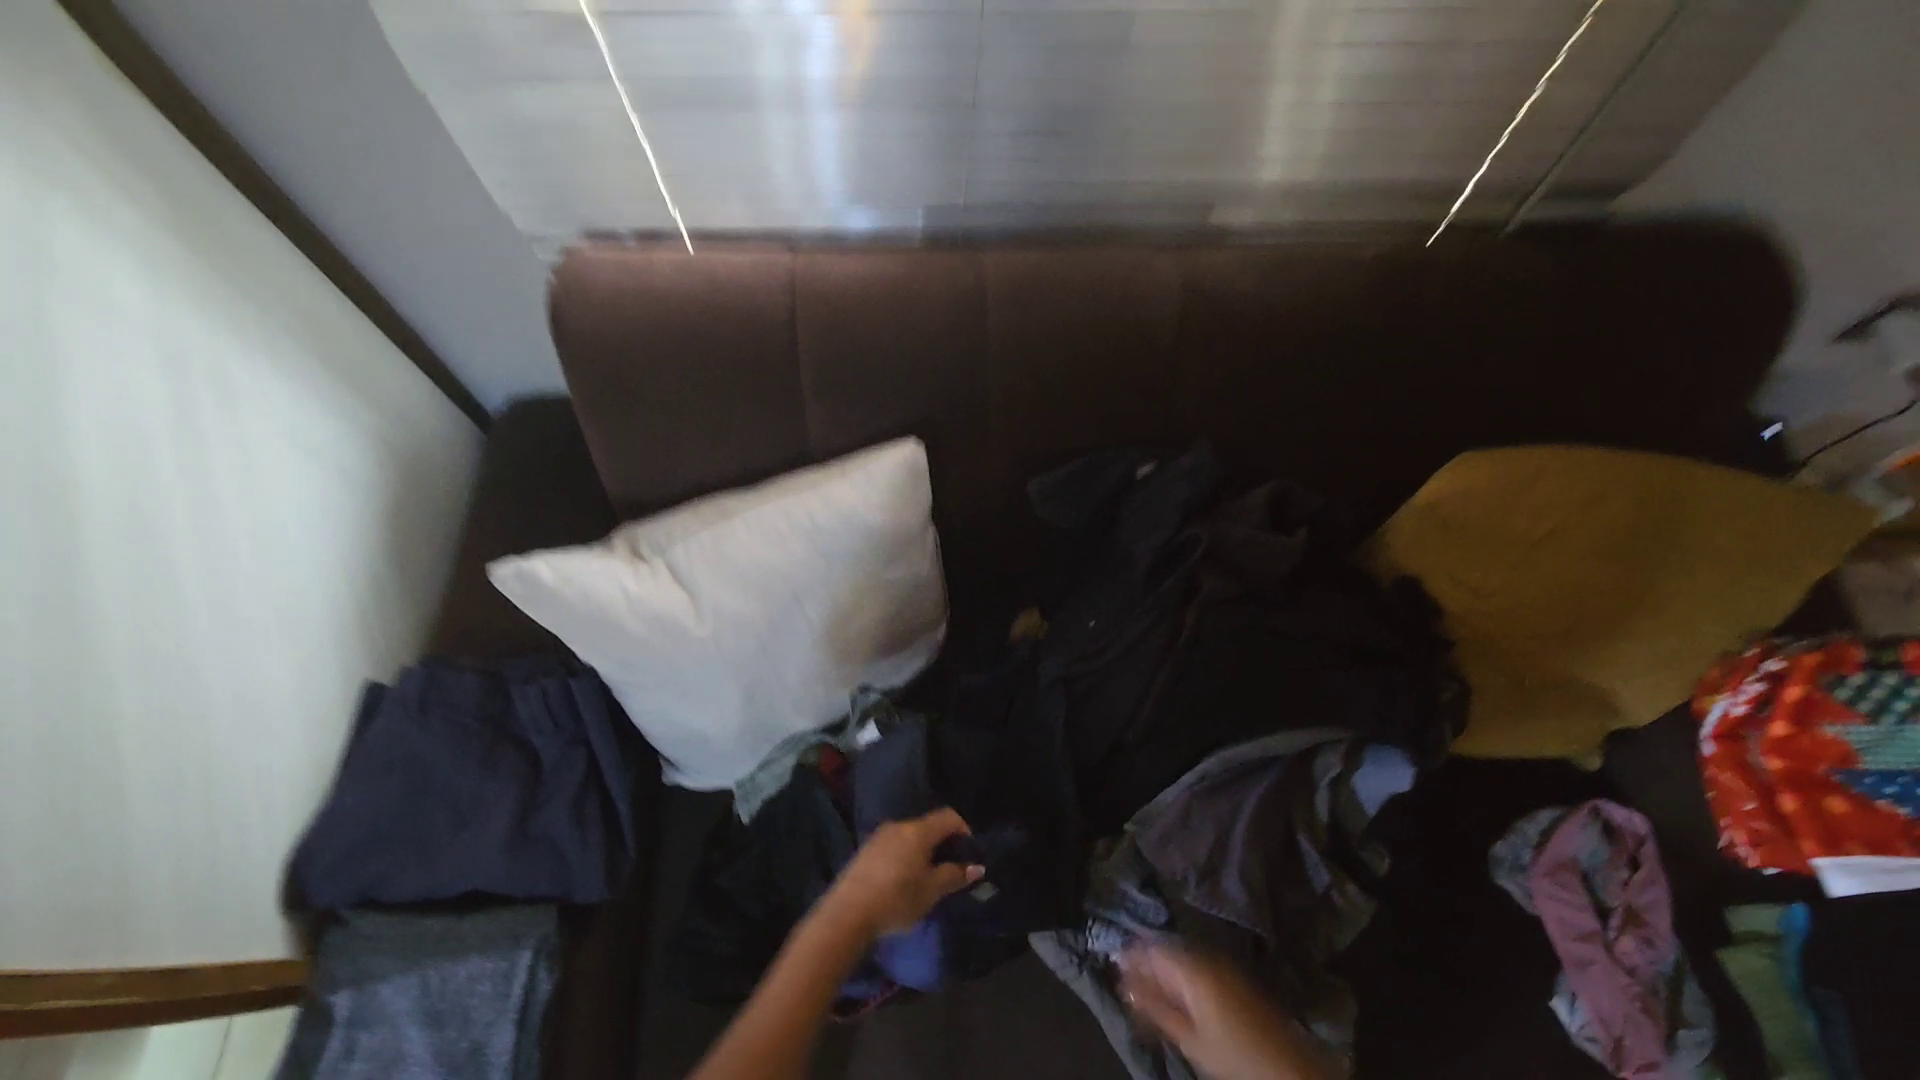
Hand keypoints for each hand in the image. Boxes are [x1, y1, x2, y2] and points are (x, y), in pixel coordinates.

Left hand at [820, 808, 984, 937]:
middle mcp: (898, 826)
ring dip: (924, 852)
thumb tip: (977, 867)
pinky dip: (906, 857)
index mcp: (918, 830)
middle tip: (950, 871)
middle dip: (944, 845)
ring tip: (927, 879)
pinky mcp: (865, 851)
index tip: (969, 855)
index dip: (964, 831)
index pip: (949, 816)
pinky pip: (894, 846)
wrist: (847, 913)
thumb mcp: (931, 890)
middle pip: (929, 826)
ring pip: (910, 837)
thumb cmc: (896, 899)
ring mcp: (879, 837)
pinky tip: (903, 882)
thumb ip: (955, 875)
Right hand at [1120, 945, 1342, 1079]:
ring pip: (1185, 960)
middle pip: (1169, 952)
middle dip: (1147, 963)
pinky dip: (1184, 978)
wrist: (1290, 1070)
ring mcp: (1226, 967)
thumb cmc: (1234, 1058)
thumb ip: (1155, 1008)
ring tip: (1149, 993)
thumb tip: (1125, 986)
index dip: (1132, 954)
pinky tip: (1178, 998)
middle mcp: (1209, 958)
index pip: (1153, 949)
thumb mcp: (1189, 1038)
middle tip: (1128, 982)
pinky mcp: (1237, 979)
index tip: (1114, 962)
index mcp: (1194, 968)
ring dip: (1165, 972)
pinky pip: (1201, 968)